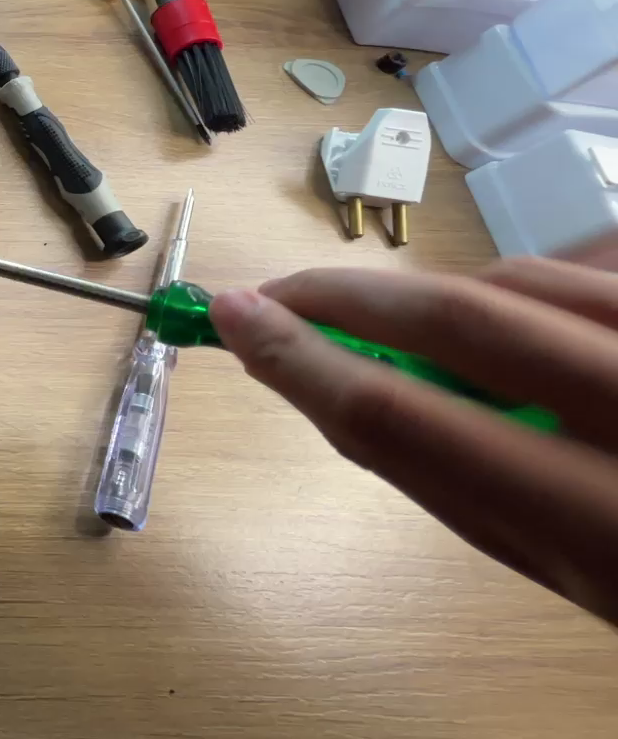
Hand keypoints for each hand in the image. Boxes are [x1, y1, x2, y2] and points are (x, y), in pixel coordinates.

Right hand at [207, 257, 617, 623]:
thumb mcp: (522, 543)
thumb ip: (408, 453)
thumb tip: (288, 360)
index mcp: (602, 527)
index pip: (399, 416)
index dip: (296, 354)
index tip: (230, 314)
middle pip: (459, 319)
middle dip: (341, 295)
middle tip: (278, 294)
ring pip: (524, 280)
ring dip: (439, 295)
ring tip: (418, 327)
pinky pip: (590, 268)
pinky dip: (529, 284)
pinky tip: (527, 323)